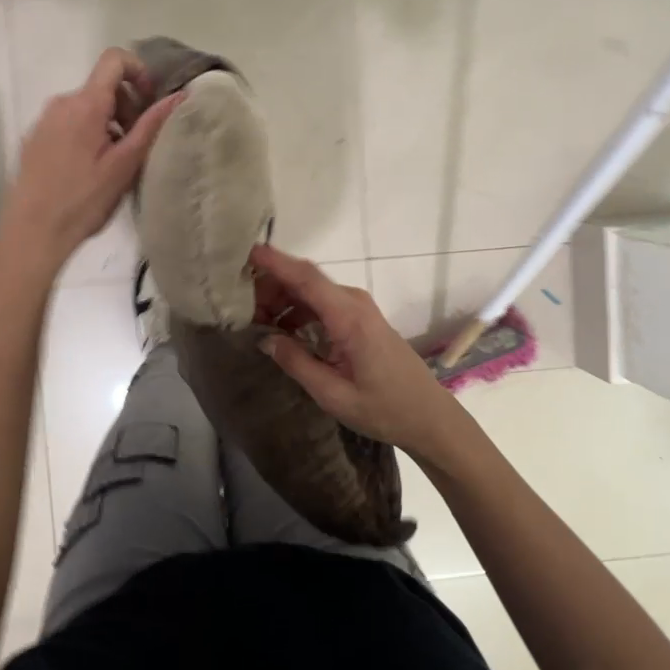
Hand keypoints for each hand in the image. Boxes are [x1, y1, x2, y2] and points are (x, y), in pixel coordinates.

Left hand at [4, 48, 182, 265]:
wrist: (33, 234)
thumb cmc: (83, 200)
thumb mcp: (124, 165)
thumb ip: (151, 126)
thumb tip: (180, 96)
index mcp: (84, 104)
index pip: (114, 59)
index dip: (138, 71)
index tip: (149, 102)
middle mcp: (60, 103)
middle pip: (101, 86)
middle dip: (126, 106)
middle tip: (136, 143)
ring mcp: (43, 121)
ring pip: (85, 107)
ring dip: (107, 123)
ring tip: (114, 162)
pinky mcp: (34, 139)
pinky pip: (67, 123)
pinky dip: (86, 134)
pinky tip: (89, 171)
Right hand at [250, 243, 466, 458]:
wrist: (429, 417)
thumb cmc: (384, 409)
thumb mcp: (333, 394)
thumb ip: (296, 363)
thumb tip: (264, 340)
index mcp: (349, 317)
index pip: (306, 278)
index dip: (275, 262)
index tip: (246, 252)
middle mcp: (354, 303)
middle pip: (305, 279)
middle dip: (270, 286)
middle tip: (240, 307)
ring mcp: (358, 308)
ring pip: (312, 290)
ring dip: (283, 299)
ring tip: (255, 321)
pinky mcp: (360, 318)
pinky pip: (322, 303)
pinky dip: (298, 309)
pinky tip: (282, 330)